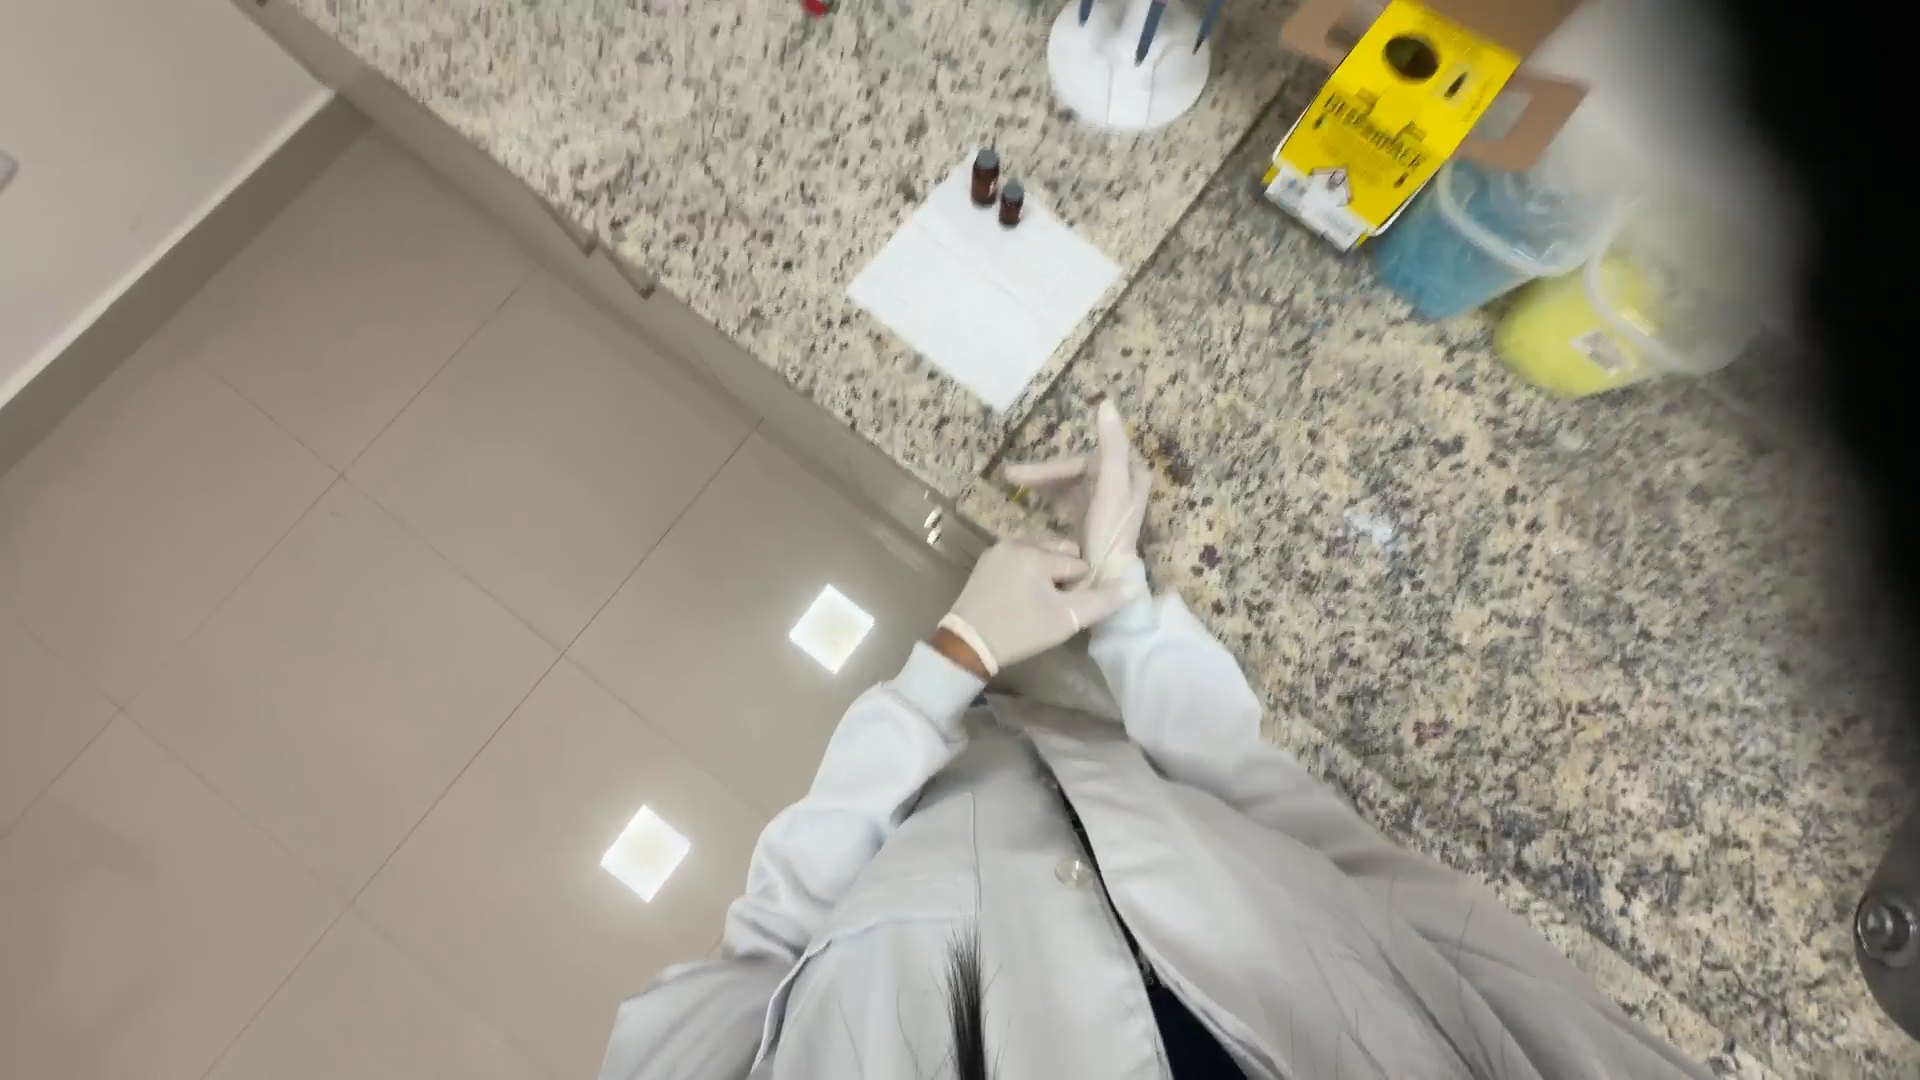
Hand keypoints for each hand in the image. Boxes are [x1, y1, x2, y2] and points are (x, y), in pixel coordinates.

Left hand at [939, 540, 1136, 674]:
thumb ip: (1101, 602)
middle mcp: (1016, 542)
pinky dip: (1026, 573)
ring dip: (1046, 572)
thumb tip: (1133, 586)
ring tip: (1039, 602)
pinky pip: (1018, 560)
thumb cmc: (1021, 631)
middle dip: (1064, 574)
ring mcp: (997, 551)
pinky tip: (1021, 598)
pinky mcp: (985, 563)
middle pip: (1058, 551)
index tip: (1068, 608)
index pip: (1077, 564)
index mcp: (1036, 553)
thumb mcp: (1066, 620)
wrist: (968, 644)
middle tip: (1055, 604)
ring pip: (1038, 554)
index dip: (1080, 587)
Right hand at [1004, 399, 1151, 579]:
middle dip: (1044, 473)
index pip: (1084, 460)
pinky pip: (1068, 497)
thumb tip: (1106, 404)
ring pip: (1070, 482)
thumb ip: (1112, 445)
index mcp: (1130, 473)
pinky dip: (1050, 495)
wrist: (1104, 579)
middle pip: (1076, 469)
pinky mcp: (1092, 519)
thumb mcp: (1113, 485)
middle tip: (1010, 476)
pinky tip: (1032, 497)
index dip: (1052, 467)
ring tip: (1015, 483)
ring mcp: (1105, 503)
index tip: (1018, 475)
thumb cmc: (1109, 533)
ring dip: (1044, 482)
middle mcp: (1120, 484)